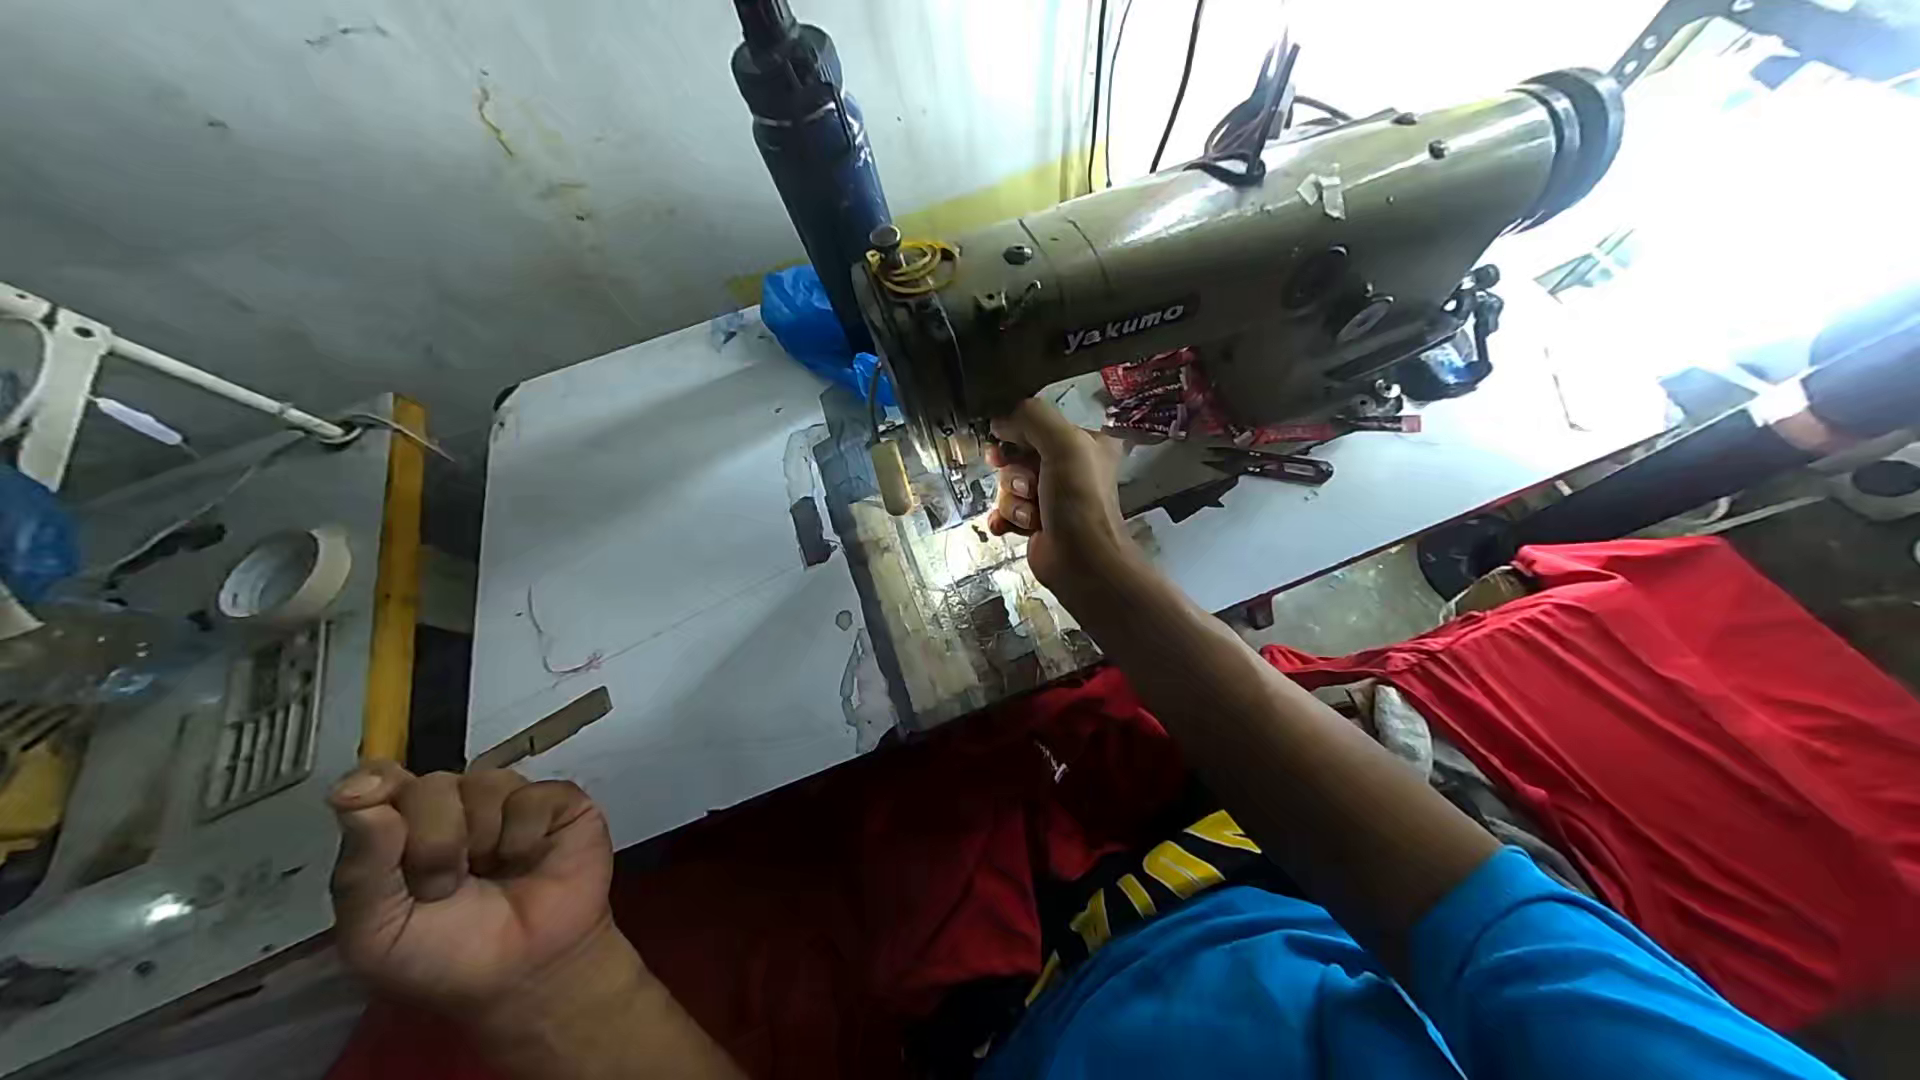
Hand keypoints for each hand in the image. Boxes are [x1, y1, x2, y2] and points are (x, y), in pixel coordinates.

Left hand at [328, 762, 634, 1019]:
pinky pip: (533, 795)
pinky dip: (526, 834)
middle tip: (446, 885)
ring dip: (483, 838)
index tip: (362, 794)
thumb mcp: (376, 933)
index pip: (382, 784)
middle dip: (434, 840)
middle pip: (433, 785)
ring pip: (486, 783)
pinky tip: (529, 858)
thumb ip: (360, 870)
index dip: (376, 781)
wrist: (526, 971)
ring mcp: (509, 801)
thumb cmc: (445, 958)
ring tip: (492, 872)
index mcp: (403, 834)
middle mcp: (456, 808)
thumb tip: (355, 798)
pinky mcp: (559, 801)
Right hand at [987, 397, 1130, 594]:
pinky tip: (1008, 526)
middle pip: (1017, 457)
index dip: (1016, 434)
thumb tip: (1000, 421)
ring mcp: (1050, 497)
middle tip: (1026, 487)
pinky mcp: (1035, 523)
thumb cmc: (1079, 500)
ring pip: (1008, 486)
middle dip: (1014, 474)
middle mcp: (1068, 468)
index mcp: (1084, 443)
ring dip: (1013, 501)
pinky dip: (1004, 518)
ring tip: (1031, 515)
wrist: (1082, 562)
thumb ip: (1031, 418)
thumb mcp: (1063, 443)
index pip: (1038, 426)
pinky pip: (1005, 511)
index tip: (1004, 446)